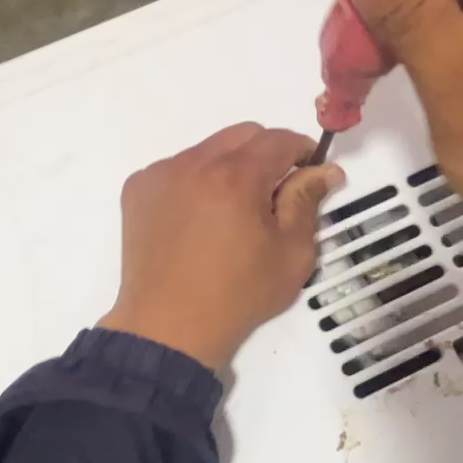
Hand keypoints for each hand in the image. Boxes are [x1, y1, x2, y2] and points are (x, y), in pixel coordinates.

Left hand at [99, 123, 344, 368]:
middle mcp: (194, 163)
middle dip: (265, 154)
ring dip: (227, 167)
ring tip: (229, 212)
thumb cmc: (237, 296)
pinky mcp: (137, 189)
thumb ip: (307, 202)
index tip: (309, 171)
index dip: (301, 150)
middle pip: (242, 135)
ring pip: (207, 150)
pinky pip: (175, 169)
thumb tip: (325, 170)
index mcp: (236, 177)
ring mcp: (160, 174)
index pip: (278, 139)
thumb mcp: (290, 254)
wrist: (168, 327)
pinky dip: (192, 182)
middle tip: (272, 194)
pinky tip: (196, 221)